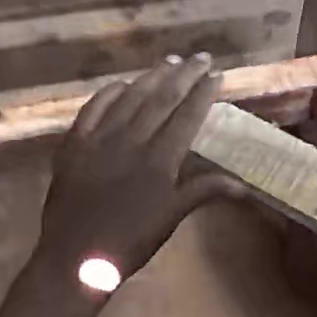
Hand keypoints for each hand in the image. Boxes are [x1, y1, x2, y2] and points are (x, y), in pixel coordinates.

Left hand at [33, 55, 241, 286]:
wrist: (76, 258)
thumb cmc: (131, 241)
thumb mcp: (171, 217)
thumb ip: (203, 191)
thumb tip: (243, 185)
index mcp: (159, 160)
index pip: (186, 116)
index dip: (203, 93)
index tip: (217, 75)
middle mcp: (131, 141)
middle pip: (161, 98)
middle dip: (184, 75)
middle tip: (201, 58)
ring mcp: (99, 140)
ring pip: (129, 98)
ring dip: (151, 77)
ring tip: (169, 61)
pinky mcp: (73, 145)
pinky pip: (92, 109)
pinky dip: (109, 93)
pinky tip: (121, 84)